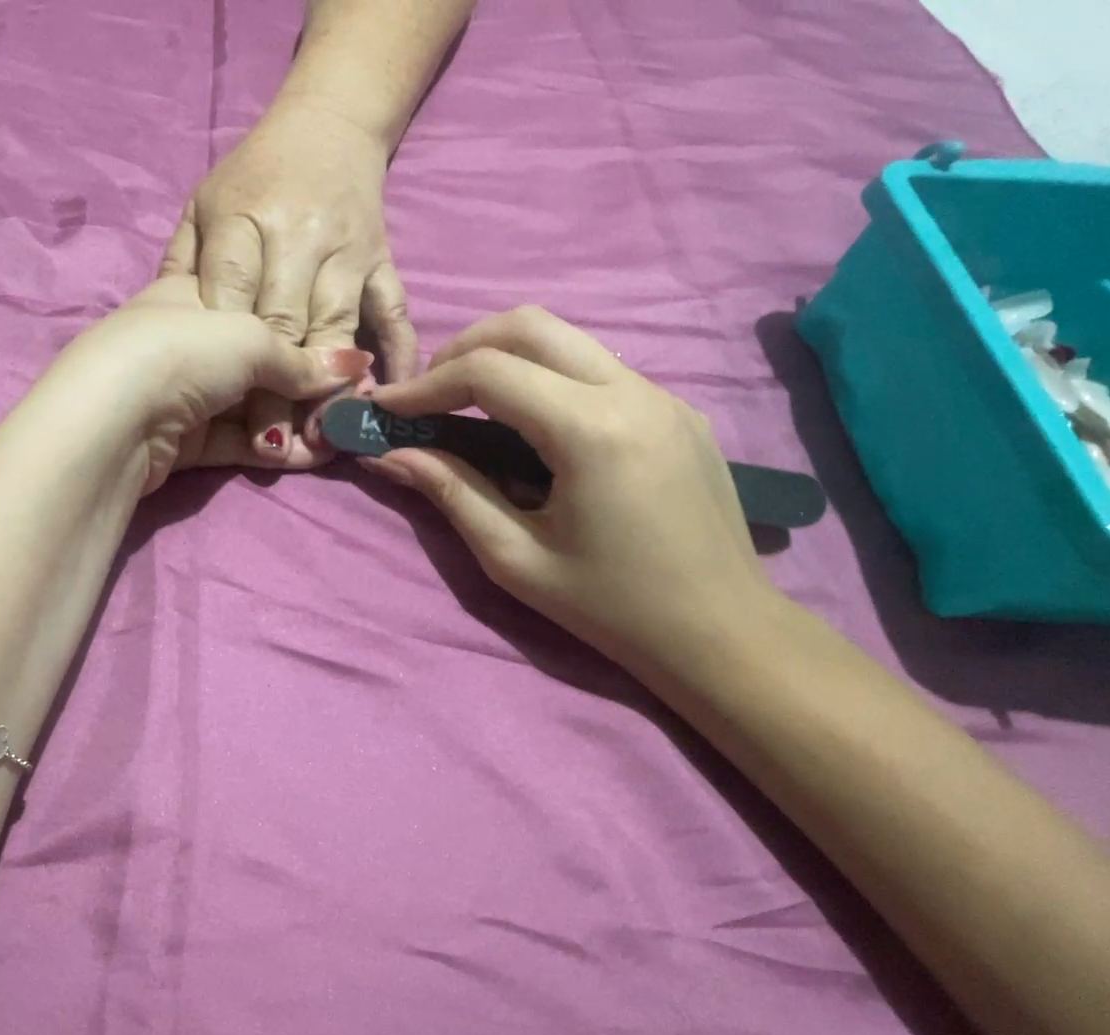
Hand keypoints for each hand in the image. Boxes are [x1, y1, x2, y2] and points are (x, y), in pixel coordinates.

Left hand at [41, 275, 373, 494]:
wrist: (113, 414)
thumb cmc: (183, 349)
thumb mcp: (251, 336)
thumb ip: (303, 356)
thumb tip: (354, 368)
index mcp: (198, 292)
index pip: (262, 303)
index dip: (306, 329)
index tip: (347, 356)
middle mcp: (189, 339)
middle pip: (259, 362)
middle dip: (306, 386)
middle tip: (349, 407)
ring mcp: (184, 392)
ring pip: (250, 405)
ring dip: (293, 423)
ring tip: (335, 439)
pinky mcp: (183, 440)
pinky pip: (237, 439)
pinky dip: (271, 447)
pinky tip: (309, 456)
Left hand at [164, 98, 417, 460]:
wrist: (329, 124)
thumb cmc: (250, 179)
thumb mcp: (201, 208)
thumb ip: (185, 264)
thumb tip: (168, 328)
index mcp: (243, 220)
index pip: (235, 294)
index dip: (233, 352)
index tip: (224, 403)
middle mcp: (298, 234)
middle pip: (287, 320)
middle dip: (281, 385)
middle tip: (278, 441)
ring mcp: (347, 249)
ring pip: (340, 324)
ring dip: (334, 386)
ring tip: (325, 436)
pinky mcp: (383, 260)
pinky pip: (395, 310)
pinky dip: (397, 354)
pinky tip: (390, 397)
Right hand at [359, 307, 776, 669]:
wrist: (722, 632)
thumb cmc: (610, 606)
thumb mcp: (515, 558)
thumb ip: (451, 493)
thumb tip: (391, 455)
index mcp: (591, 431)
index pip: (489, 371)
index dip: (426, 384)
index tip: (386, 408)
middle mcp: (632, 393)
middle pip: (530, 326)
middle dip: (463, 349)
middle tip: (427, 396)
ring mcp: (663, 396)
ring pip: (567, 339)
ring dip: (506, 358)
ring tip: (468, 407)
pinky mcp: (677, 410)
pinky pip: (598, 370)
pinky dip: (547, 378)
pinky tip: (531, 429)